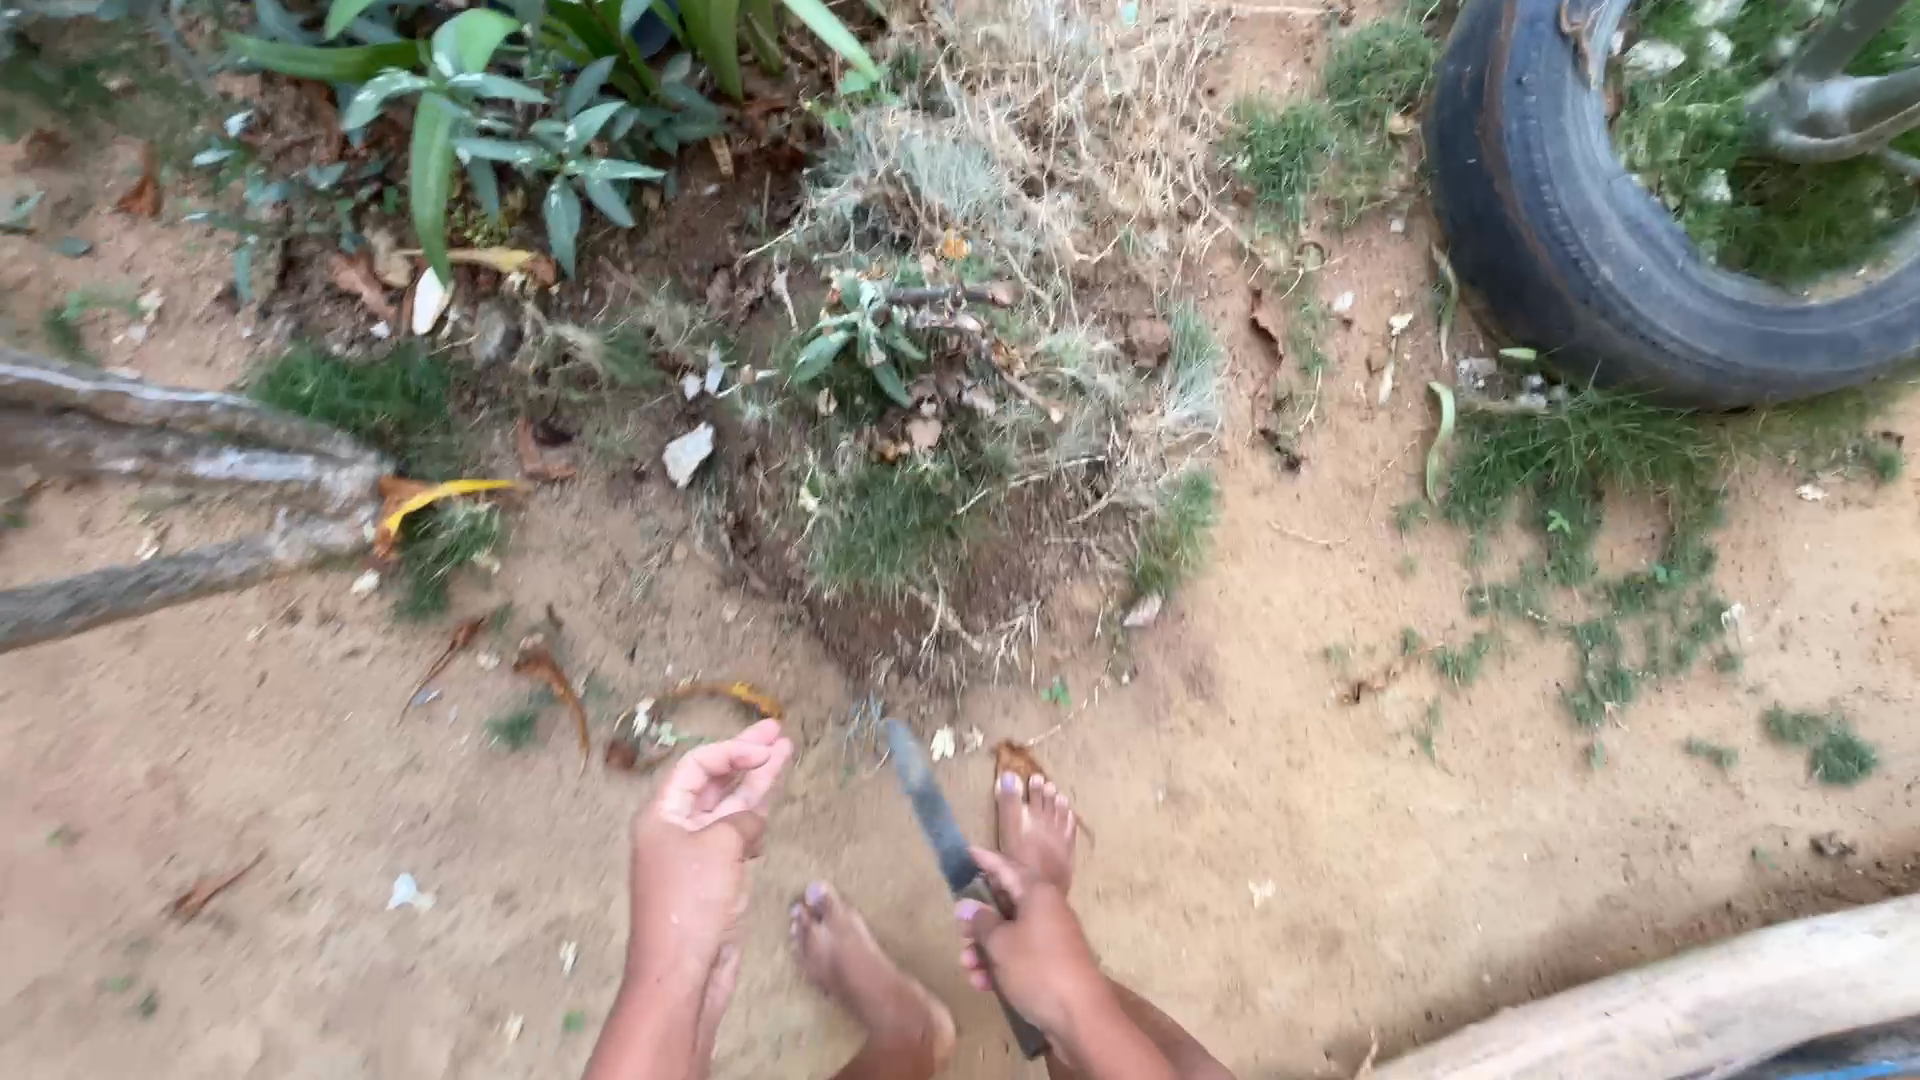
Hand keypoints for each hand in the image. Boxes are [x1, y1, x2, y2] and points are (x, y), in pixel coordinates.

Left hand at [628, 719, 794, 988]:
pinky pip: (738, 835)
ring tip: (785, 752)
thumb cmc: (692, 901)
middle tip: (777, 732)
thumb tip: (753, 822)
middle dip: (747, 756)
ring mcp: (698, 852)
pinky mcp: (716, 876)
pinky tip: (769, 805)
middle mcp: (678, 827)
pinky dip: (755, 820)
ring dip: (758, 781)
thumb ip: (742, 818)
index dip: (732, 750)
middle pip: (716, 780)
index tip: (765, 747)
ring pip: (731, 806)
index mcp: (663, 814)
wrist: (683, 973)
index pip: (698, 764)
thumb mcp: (720, 845)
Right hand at [955, 846, 1111, 1043]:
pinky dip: (999, 965)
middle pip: (1005, 902)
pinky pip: (1019, 956)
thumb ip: (981, 922)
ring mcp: (1049, 938)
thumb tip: (967, 905)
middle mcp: (1045, 909)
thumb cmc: (1038, 968)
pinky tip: (981, 983)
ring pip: (1009, 933)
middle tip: (959, 928)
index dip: (985, 859)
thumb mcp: (1001, 943)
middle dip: (979, 918)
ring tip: (967, 965)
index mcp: (1037, 892)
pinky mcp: (1050, 965)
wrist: (1081, 1018)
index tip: (967, 851)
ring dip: (985, 947)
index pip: (1006, 867)